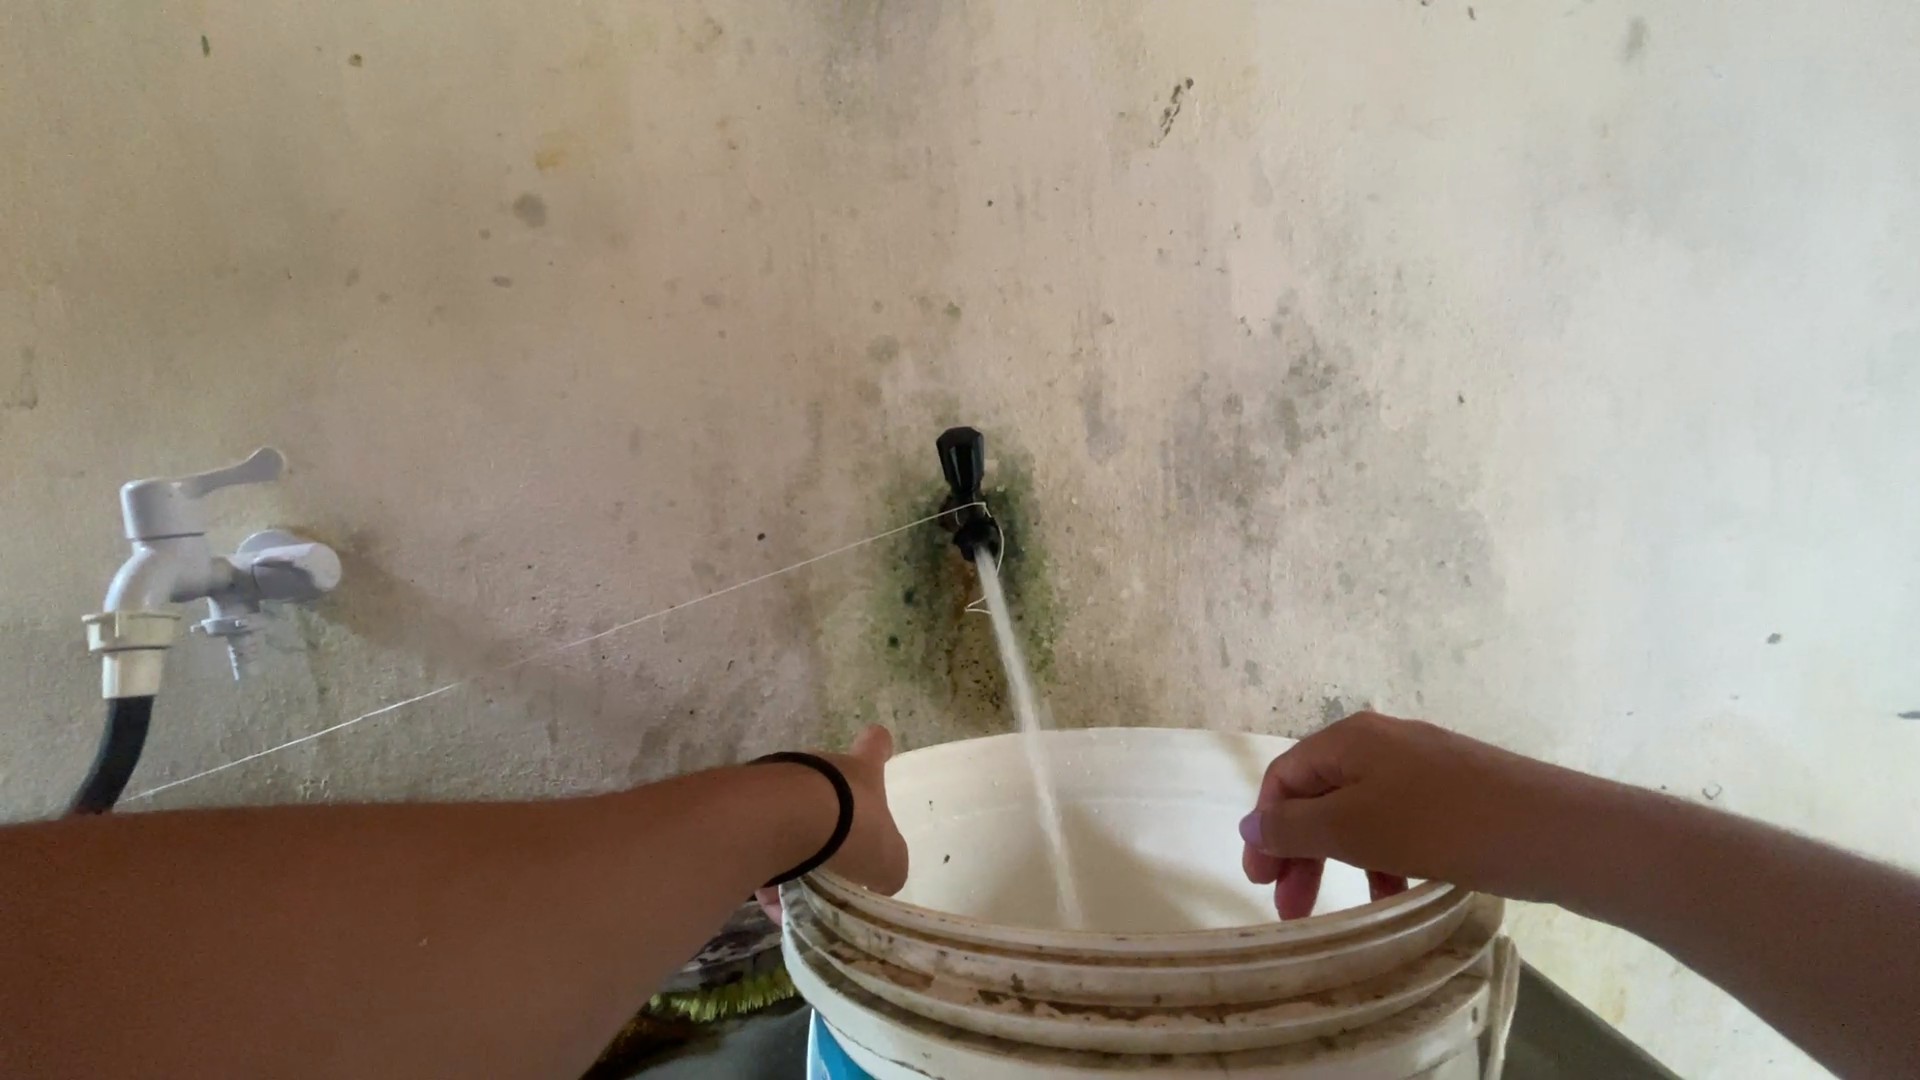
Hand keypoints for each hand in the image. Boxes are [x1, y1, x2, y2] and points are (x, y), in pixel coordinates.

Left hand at [757, 725, 907, 923]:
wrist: (783, 819)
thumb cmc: (850, 829)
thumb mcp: (888, 861)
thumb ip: (886, 868)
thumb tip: (879, 878)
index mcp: (861, 772)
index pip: (875, 744)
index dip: (880, 749)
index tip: (881, 753)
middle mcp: (822, 768)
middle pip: (831, 787)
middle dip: (831, 823)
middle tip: (834, 865)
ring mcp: (783, 781)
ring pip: (793, 819)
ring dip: (797, 854)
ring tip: (799, 897)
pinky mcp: (751, 805)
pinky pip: (763, 843)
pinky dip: (769, 875)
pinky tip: (774, 906)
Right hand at [1240, 712, 1579, 917]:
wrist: (1571, 834)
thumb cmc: (1447, 826)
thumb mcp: (1356, 829)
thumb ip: (1293, 827)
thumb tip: (1249, 822)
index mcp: (1348, 739)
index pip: (1283, 778)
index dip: (1264, 828)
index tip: (1260, 881)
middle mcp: (1380, 741)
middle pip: (1319, 795)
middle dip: (1300, 850)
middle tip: (1291, 906)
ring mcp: (1423, 765)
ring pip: (1360, 811)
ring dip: (1343, 859)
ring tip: (1351, 907)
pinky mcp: (1458, 791)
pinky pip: (1400, 820)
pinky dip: (1387, 855)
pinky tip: (1400, 891)